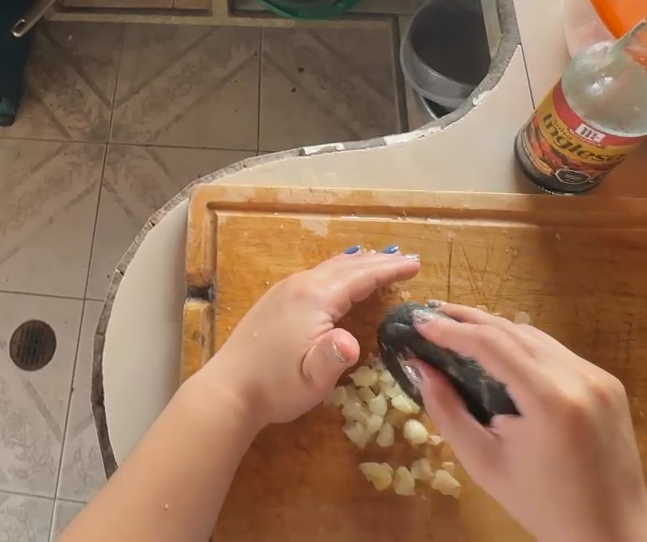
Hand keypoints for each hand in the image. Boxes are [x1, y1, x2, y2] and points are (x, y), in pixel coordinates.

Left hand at [197, 247, 421, 428]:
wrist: (230, 387)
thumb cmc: (275, 386)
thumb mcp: (311, 379)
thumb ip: (333, 358)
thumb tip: (351, 342)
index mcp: (314, 298)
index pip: (359, 277)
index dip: (388, 270)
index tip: (415, 264)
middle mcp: (300, 285)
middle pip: (346, 266)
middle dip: (378, 262)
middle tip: (408, 259)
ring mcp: (285, 289)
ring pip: (329, 268)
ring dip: (358, 264)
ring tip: (380, 260)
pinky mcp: (277, 299)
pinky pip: (317, 274)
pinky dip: (339, 270)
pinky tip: (340, 274)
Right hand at [405, 305, 646, 541]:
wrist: (617, 534)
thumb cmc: (543, 504)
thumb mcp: (483, 462)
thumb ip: (446, 410)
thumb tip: (418, 364)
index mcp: (552, 402)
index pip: (491, 344)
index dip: (451, 329)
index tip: (417, 321)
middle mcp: (580, 379)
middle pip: (511, 331)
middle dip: (466, 319)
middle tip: (429, 312)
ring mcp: (598, 377)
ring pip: (532, 335)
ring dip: (491, 326)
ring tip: (455, 322)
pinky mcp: (606, 381)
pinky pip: (551, 349)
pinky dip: (518, 342)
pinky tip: (495, 345)